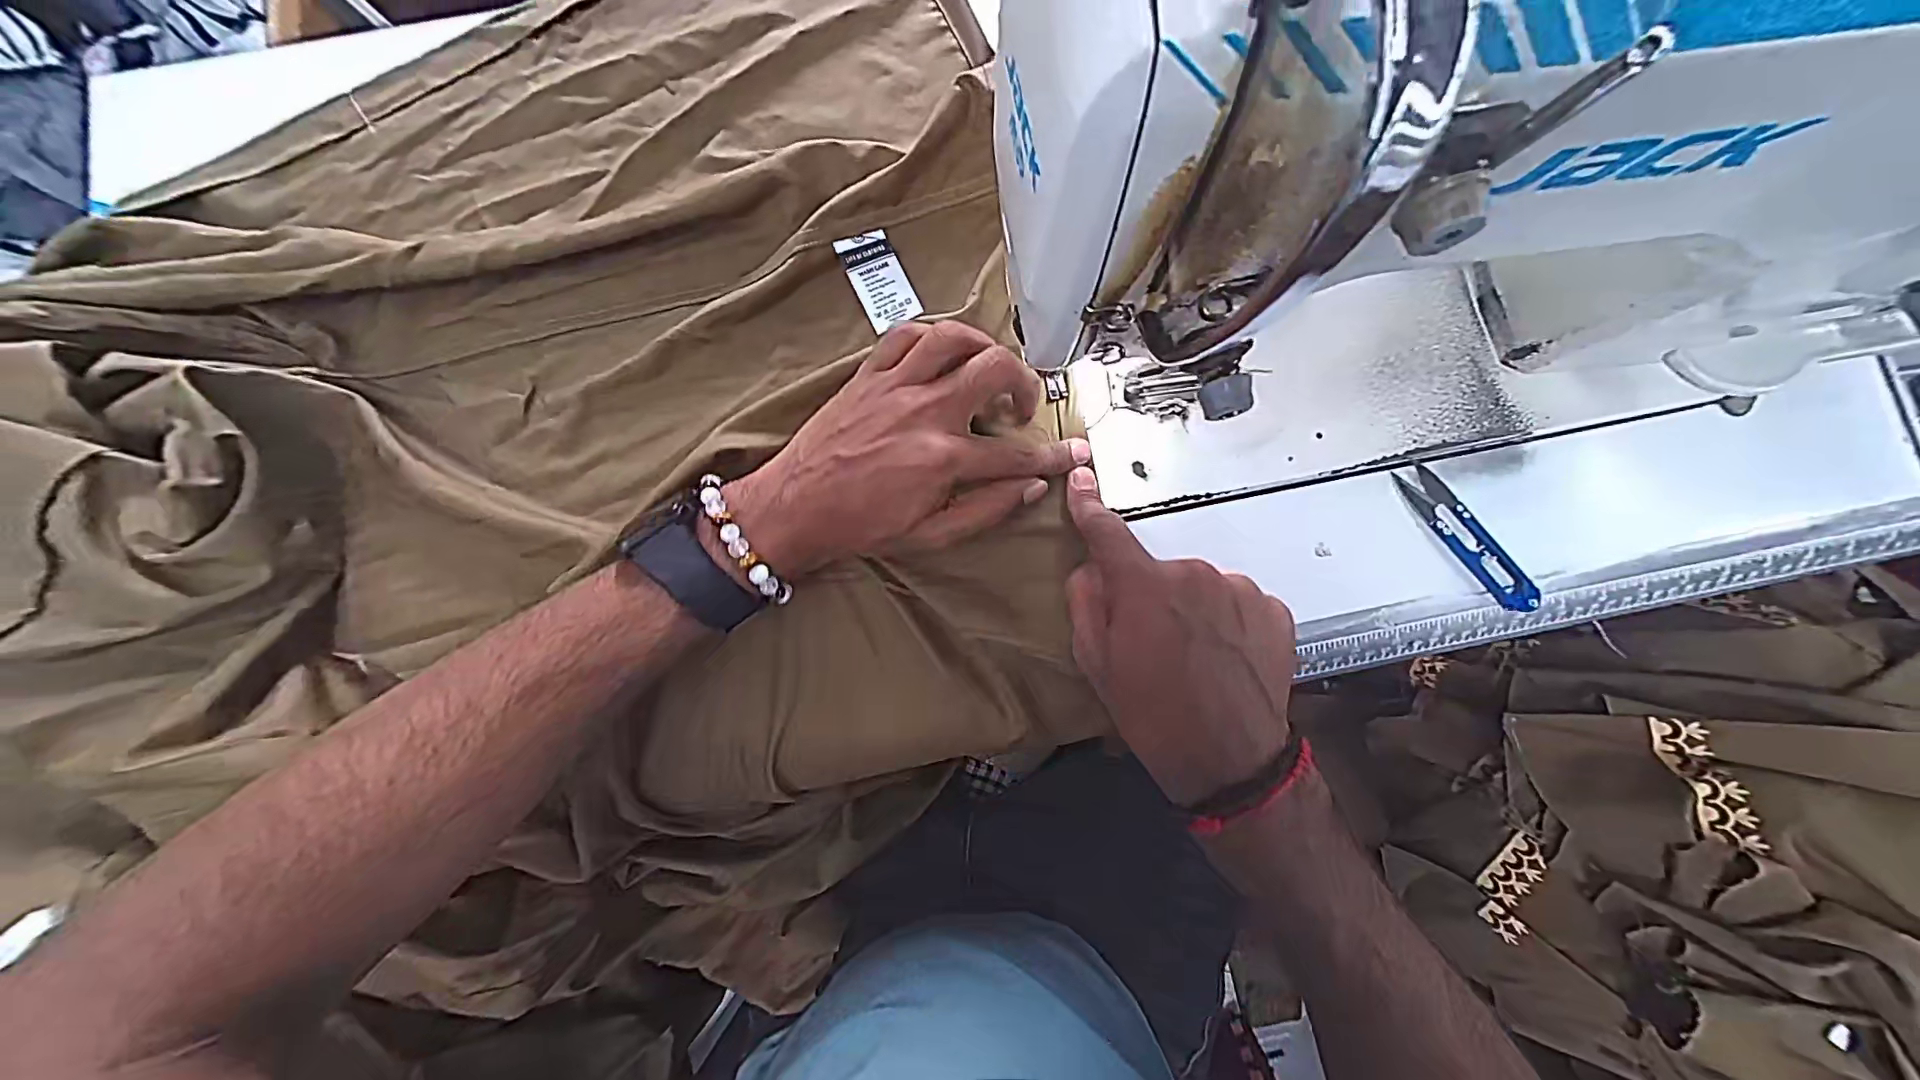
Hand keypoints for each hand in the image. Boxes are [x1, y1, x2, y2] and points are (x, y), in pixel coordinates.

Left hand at [723, 321, 1088, 574]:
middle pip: (995, 370)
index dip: (1051, 455)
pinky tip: (940, 354)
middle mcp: (923, 413)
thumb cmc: (856, 524)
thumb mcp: (930, 535)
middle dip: (1024, 384)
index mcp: (941, 458)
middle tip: (1021, 405)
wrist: (796, 508)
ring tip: (988, 368)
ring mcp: (894, 388)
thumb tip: (1027, 490)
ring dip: (983, 347)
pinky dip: (932, 336)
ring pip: (955, 338)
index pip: (1015, 453)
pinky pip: (906, 335)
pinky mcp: (868, 376)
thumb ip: (986, 510)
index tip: (1068, 452)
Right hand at [1062, 466, 1296, 804]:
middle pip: (1158, 569)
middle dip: (1150, 595)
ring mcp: (1238, 589)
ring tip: (1193, 657)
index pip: (1107, 532)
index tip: (1082, 483)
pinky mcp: (1271, 608)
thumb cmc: (1153, 716)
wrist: (1228, 760)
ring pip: (1198, 585)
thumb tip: (1091, 570)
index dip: (1089, 505)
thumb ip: (1085, 603)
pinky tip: (1222, 656)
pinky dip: (1225, 619)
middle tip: (1151, 644)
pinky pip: (1234, 599)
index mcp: (1143, 586)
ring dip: (1191, 608)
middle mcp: (1193, 574)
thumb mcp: (1096, 664)